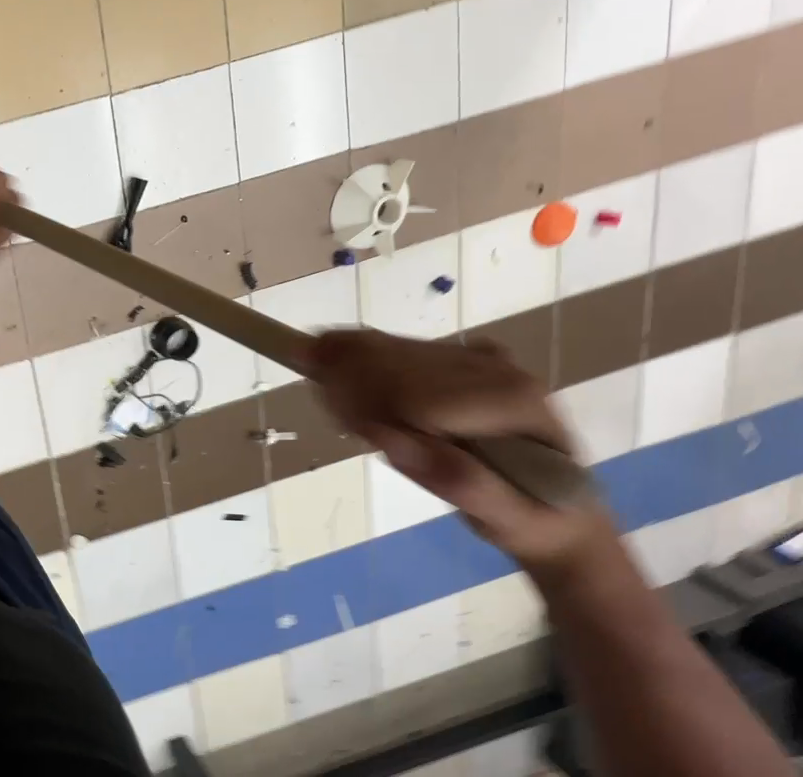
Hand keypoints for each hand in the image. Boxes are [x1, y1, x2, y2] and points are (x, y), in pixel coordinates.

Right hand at [308, 329, 608, 571]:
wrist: (563, 512)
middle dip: (350, 368)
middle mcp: (501, 371)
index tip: (332, 415)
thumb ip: (458, 482)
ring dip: (350, 354)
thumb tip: (391, 441)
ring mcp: (485, 362)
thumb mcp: (505, 520)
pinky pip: (404, 348)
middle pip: (404, 363)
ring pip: (398, 348)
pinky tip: (336, 356)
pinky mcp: (467, 361)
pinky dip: (363, 351)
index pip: (422, 395)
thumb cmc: (532, 521)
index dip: (369, 403)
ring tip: (312, 359)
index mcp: (515, 405)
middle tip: (304, 365)